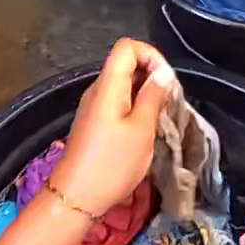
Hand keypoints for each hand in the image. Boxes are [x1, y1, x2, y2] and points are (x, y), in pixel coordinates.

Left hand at [53, 38, 173, 214]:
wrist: (75, 198)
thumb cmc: (111, 163)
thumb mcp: (141, 130)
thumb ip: (153, 97)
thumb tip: (163, 73)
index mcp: (108, 85)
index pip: (127, 47)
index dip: (151, 55)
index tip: (167, 81)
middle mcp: (98, 89)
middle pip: (125, 63)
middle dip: (152, 75)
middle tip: (169, 101)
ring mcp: (94, 105)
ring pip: (123, 83)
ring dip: (145, 93)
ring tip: (161, 116)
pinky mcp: (94, 121)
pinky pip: (117, 101)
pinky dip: (135, 106)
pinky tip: (145, 129)